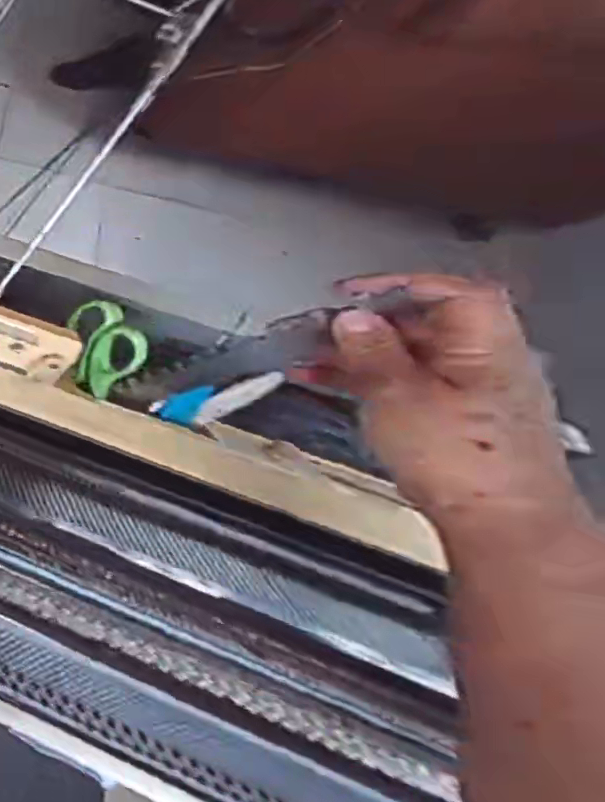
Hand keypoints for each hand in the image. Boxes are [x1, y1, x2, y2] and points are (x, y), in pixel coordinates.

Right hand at [322, 273, 584, 537]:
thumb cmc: (462, 459)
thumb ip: (373, 353)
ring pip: (406, 351)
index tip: (347, 292)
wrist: (496, 517)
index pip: (454, 293)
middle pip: (424, 322)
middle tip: (313, 327)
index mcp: (486, 349)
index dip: (399, 284)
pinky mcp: (449, 412)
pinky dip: (361, 373)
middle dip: (363, 321)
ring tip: (305, 354)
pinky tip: (324, 378)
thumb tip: (352, 317)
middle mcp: (485, 362)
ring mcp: (468, 388)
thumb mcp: (400, 396)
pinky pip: (401, 378)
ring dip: (353, 349)